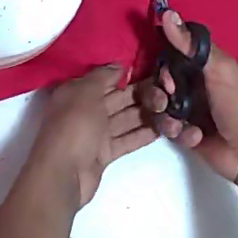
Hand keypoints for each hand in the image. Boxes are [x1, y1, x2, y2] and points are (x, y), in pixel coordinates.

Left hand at [23, 65, 156, 209]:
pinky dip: (143, 134)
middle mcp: (86, 111)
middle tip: (169, 92)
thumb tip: (119, 65)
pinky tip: (163, 128)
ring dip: (147, 114)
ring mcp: (96, 134)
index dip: (127, 75)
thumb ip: (103, 75)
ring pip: (126, 119)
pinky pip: (127, 140)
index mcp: (77, 93)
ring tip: (172, 109)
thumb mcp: (86, 92)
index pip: (106, 79)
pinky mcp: (105, 153)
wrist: (64, 173)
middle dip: (143, 95)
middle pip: (119, 99)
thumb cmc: (74, 126)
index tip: (153, 72)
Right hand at [138, 11, 237, 180]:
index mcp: (206, 66)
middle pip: (160, 83)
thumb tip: (168, 12)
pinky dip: (179, 133)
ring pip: (160, 107)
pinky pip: (168, 128)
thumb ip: (191, 45)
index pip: (173, 57)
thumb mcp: (219, 70)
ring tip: (180, 125)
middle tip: (167, 102)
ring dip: (166, 116)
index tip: (168, 77)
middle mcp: (196, 85)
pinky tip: (195, 137)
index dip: (164, 65)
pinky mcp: (187, 134)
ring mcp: (191, 110)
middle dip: (158, 93)